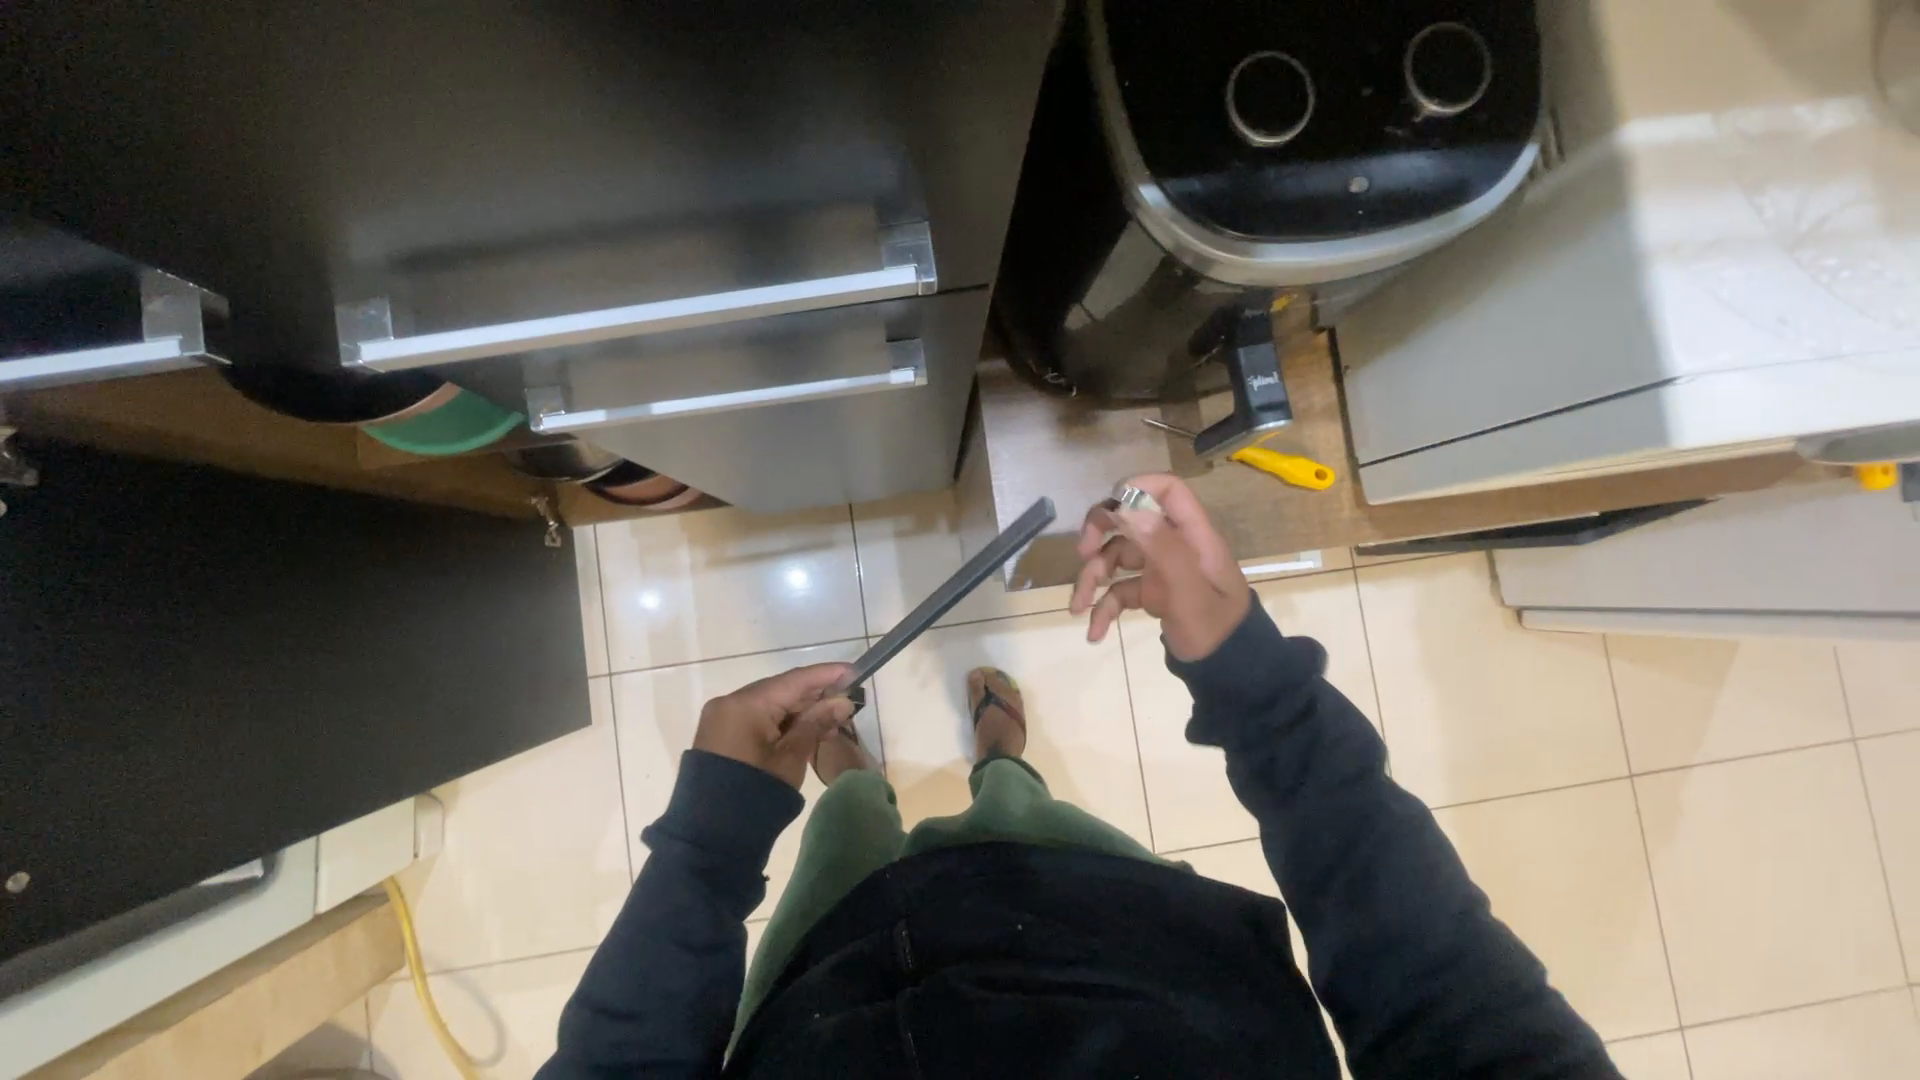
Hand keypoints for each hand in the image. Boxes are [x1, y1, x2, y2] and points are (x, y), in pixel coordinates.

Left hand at [692, 663, 857, 788]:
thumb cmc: (756, 792)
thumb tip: (843, 702)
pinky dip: (781, 723)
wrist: (711, 835)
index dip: (826, 675)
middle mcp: (730, 703)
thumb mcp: (792, 756)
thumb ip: (817, 723)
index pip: (794, 680)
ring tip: (831, 724)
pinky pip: (756, 719)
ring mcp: (722, 719)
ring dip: (800, 712)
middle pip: (781, 690)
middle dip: (815, 696)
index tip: (853, 672)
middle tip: (846, 704)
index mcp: (745, 703)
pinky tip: (805, 732)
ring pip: (769, 705)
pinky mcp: (720, 735)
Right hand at [1070, 473, 1250, 661]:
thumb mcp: (1189, 591)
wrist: (1230, 673)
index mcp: (1193, 536)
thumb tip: (1127, 507)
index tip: (1107, 513)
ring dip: (1093, 578)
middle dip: (1101, 532)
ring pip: (1117, 557)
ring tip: (1078, 608)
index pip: (1167, 490)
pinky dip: (1103, 608)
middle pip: (1132, 519)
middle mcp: (1176, 545)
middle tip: (1083, 552)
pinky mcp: (1153, 594)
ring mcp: (1162, 570)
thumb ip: (1163, 547)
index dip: (1135, 489)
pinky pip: (1120, 591)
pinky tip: (1094, 633)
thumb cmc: (1214, 629)